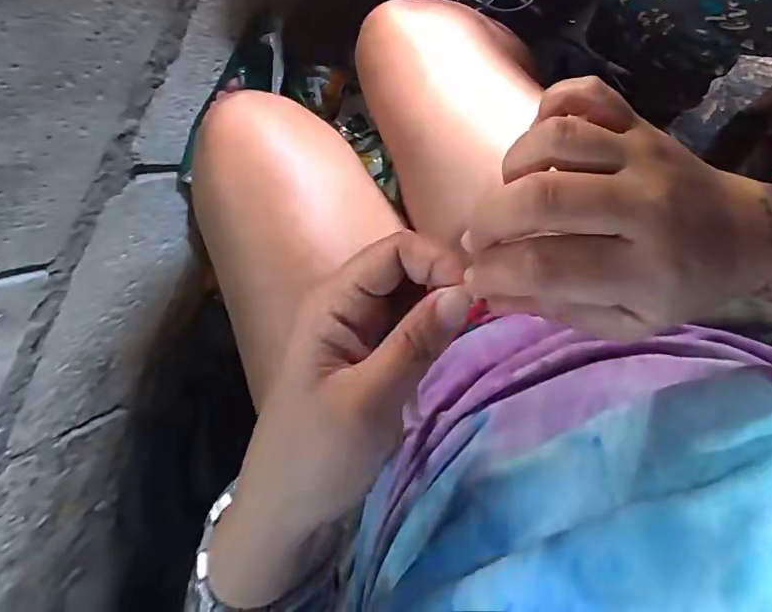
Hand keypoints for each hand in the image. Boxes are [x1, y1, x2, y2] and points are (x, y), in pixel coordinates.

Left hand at [210, 233, 471, 605]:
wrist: (284, 521)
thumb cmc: (315, 457)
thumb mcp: (369, 401)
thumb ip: (416, 342)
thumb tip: (465, 290)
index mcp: (334, 299)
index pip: (395, 250)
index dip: (437, 260)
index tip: (474, 295)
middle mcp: (349, 302)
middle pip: (407, 265)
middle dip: (446, 278)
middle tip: (487, 309)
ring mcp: (363, 328)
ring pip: (414, 292)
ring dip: (446, 301)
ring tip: (482, 321)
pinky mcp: (377, 353)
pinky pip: (414, 322)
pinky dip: (439, 325)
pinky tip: (462, 338)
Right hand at [460, 77, 771, 339]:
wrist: (742, 232)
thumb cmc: (683, 285)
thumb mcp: (629, 321)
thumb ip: (559, 309)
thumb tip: (488, 293)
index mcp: (646, 269)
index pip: (546, 265)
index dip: (494, 271)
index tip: (475, 276)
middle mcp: (644, 203)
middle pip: (544, 196)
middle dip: (491, 217)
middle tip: (478, 233)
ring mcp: (642, 152)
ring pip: (558, 138)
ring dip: (515, 162)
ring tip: (512, 186)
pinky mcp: (640, 121)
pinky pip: (585, 94)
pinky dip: (551, 105)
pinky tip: (543, 136)